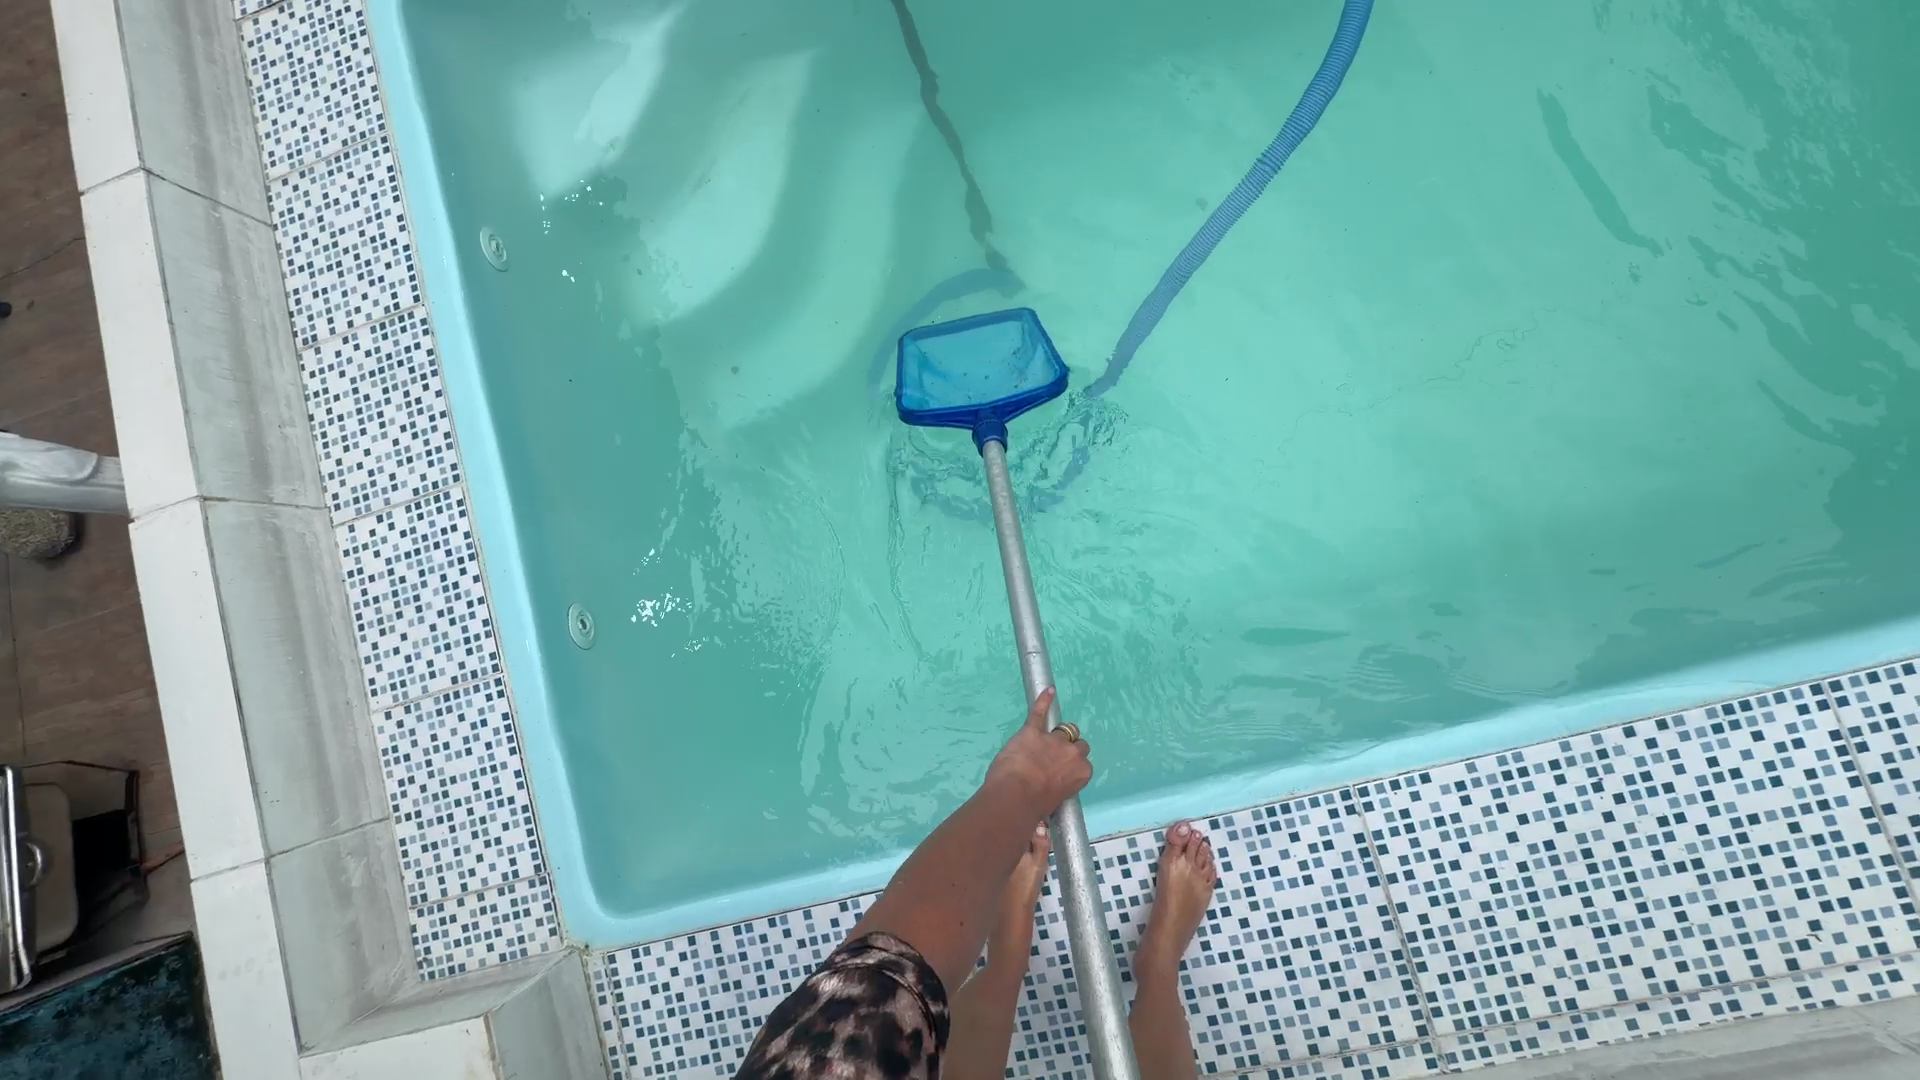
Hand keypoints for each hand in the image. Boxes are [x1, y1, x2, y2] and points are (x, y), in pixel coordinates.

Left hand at [985, 688, 1091, 816]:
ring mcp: (1053, 739)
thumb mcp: (1056, 800)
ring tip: (1039, 743)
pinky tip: (1049, 691)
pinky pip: (1039, 711)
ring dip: (1052, 736)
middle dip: (1066, 749)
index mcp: (1082, 772)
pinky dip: (1044, 700)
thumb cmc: (1034, 807)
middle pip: (1077, 743)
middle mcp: (1072, 753)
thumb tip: (1051, 785)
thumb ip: (1060, 785)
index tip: (1061, 770)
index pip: (1083, 761)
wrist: (1015, 797)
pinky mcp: (1032, 730)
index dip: (1070, 764)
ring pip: (1061, 730)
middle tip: (1051, 758)